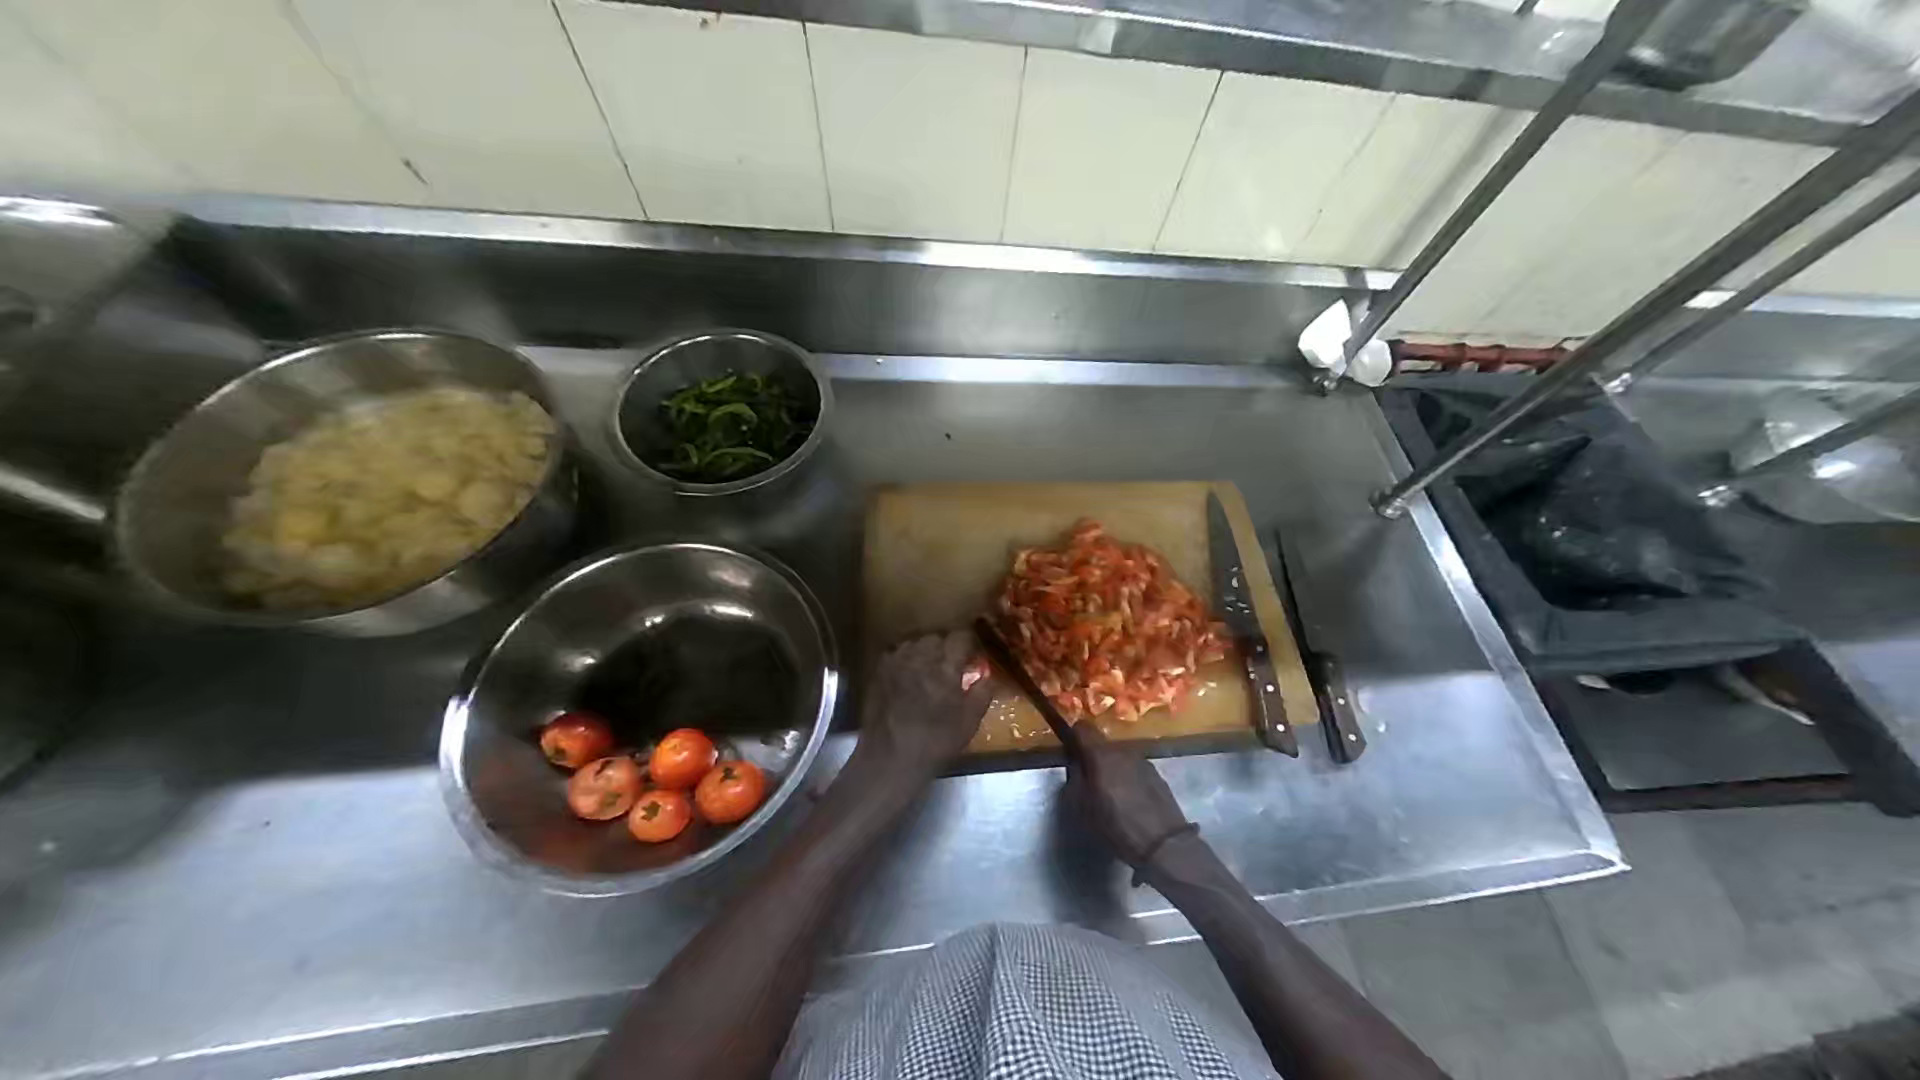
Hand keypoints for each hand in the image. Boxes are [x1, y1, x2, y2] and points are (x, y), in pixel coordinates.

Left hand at [851, 632, 995, 785]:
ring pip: (915, 643)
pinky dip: (905, 659)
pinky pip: (897, 654)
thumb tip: (987, 674)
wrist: (890, 757)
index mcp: (946, 666)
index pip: (961, 637)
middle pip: (936, 637)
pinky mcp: (879, 670)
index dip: (968, 643)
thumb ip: (982, 692)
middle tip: (950, 666)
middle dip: (945, 647)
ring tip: (928, 669)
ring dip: (924, 651)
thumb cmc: (936, 741)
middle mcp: (920, 656)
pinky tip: (908, 676)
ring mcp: (897, 661)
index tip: (971, 655)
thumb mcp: (970, 721)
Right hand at [1065, 724, 1196, 879]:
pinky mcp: (1156, 774)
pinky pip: (1134, 768)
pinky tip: (1130, 799)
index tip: (1071, 751)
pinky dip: (1128, 777)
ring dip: (1113, 768)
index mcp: (1100, 755)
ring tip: (1112, 793)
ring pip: (1119, 756)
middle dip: (1094, 757)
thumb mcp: (1083, 806)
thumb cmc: (1116, 826)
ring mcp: (1142, 761)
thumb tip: (1077, 764)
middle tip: (1090, 780)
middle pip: (1102, 744)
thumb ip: (1075, 778)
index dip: (1074, 736)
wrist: (1163, 843)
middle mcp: (1122, 751)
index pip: (1083, 728)